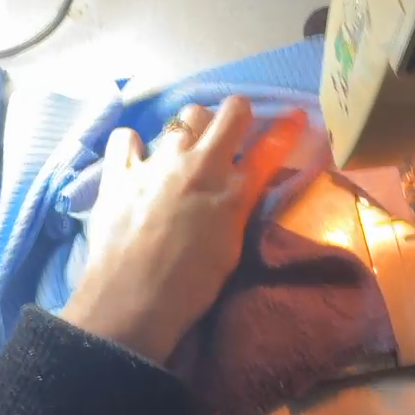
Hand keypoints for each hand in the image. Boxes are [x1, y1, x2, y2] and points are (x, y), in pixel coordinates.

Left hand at [60, 97, 306, 363]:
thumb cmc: (191, 287)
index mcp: (233, 191)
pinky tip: (137, 163)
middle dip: (234, 119)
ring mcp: (157, 163)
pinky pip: (126, 137)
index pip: (271, 147)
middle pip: (228, 112)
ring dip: (190, 130)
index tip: (295, 118)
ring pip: (183, 116)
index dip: (287, 129)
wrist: (131, 303)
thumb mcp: (231, 247)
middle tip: (228, 140)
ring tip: (184, 152)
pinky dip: (134, 146)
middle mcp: (199, 166)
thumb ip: (237, 208)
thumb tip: (241, 188)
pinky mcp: (120, 173)